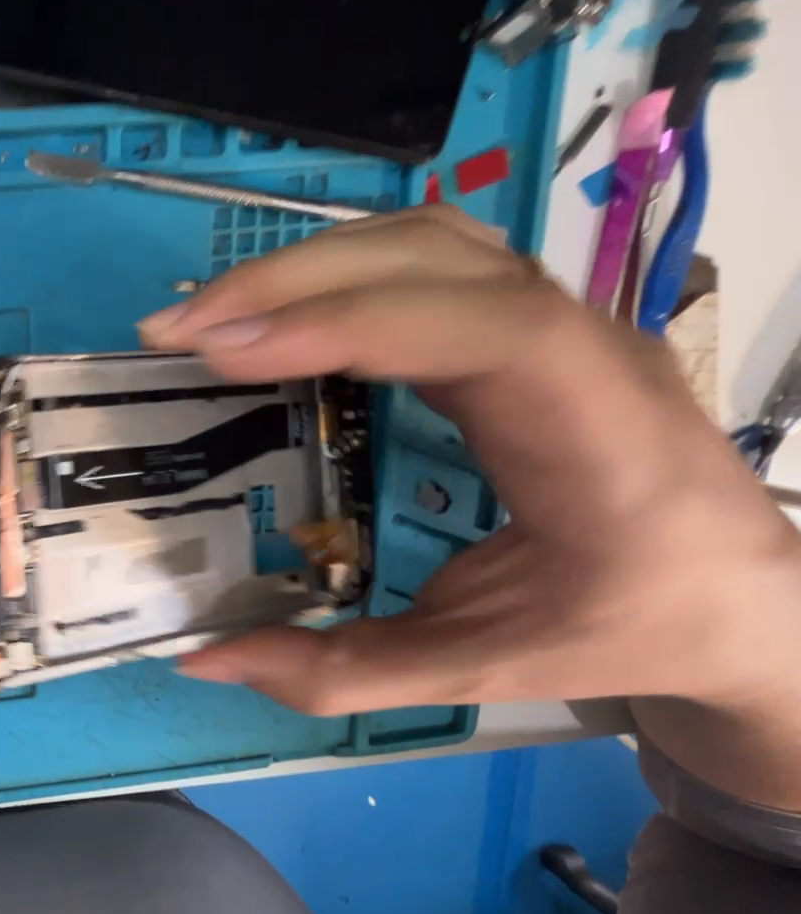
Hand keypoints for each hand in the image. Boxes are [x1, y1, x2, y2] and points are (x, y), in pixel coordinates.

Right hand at [139, 208, 800, 800]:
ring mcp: (558, 322)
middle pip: (436, 260)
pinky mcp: (522, 321)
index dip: (343, 327)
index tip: (223, 353)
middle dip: (287, 284)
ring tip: (204, 315)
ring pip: (425, 242)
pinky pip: (422, 260)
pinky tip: (270, 307)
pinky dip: (332, 268)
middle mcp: (587, 351)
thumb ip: (339, 671)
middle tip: (175, 331)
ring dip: (301, 265)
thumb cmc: (620, 626)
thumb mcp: (478, 668)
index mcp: (597, 440)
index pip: (482, 334)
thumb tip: (202, 659)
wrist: (737, 590)